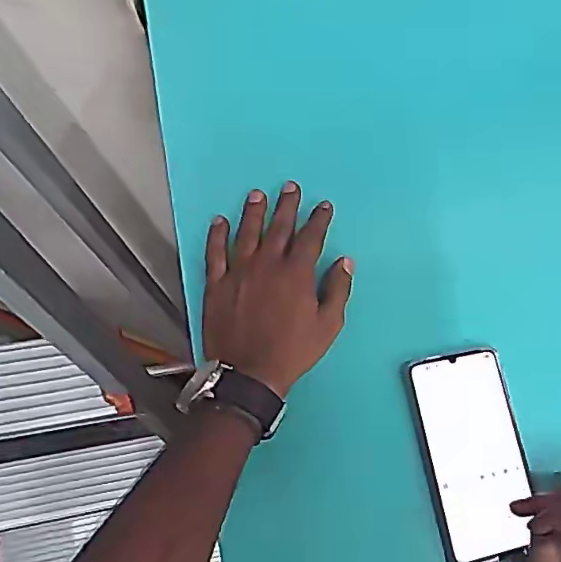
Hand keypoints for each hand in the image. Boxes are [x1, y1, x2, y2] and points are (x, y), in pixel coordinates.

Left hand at [202, 183, 352, 396]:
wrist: (250, 372)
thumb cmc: (293, 351)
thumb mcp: (328, 325)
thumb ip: (338, 290)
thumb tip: (344, 264)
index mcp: (296, 274)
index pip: (310, 238)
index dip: (318, 220)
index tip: (323, 208)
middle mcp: (267, 265)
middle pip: (278, 227)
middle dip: (287, 206)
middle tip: (291, 189)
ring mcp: (239, 272)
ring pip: (246, 232)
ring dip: (254, 212)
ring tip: (258, 196)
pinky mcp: (217, 284)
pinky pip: (215, 252)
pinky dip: (217, 235)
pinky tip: (220, 222)